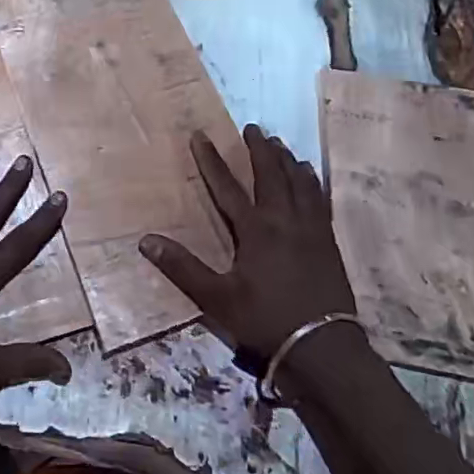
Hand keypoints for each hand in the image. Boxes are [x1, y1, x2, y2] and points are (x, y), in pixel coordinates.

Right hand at [138, 125, 356, 358]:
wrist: (322, 345)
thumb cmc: (265, 319)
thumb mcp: (216, 298)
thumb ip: (183, 268)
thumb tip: (146, 241)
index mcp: (256, 230)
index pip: (227, 187)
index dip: (211, 160)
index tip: (200, 136)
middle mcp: (284, 221)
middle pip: (271, 176)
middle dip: (260, 150)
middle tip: (253, 128)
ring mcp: (310, 230)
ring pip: (299, 183)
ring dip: (287, 160)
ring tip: (280, 144)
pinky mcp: (327, 242)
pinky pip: (319, 200)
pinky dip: (311, 183)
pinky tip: (310, 177)